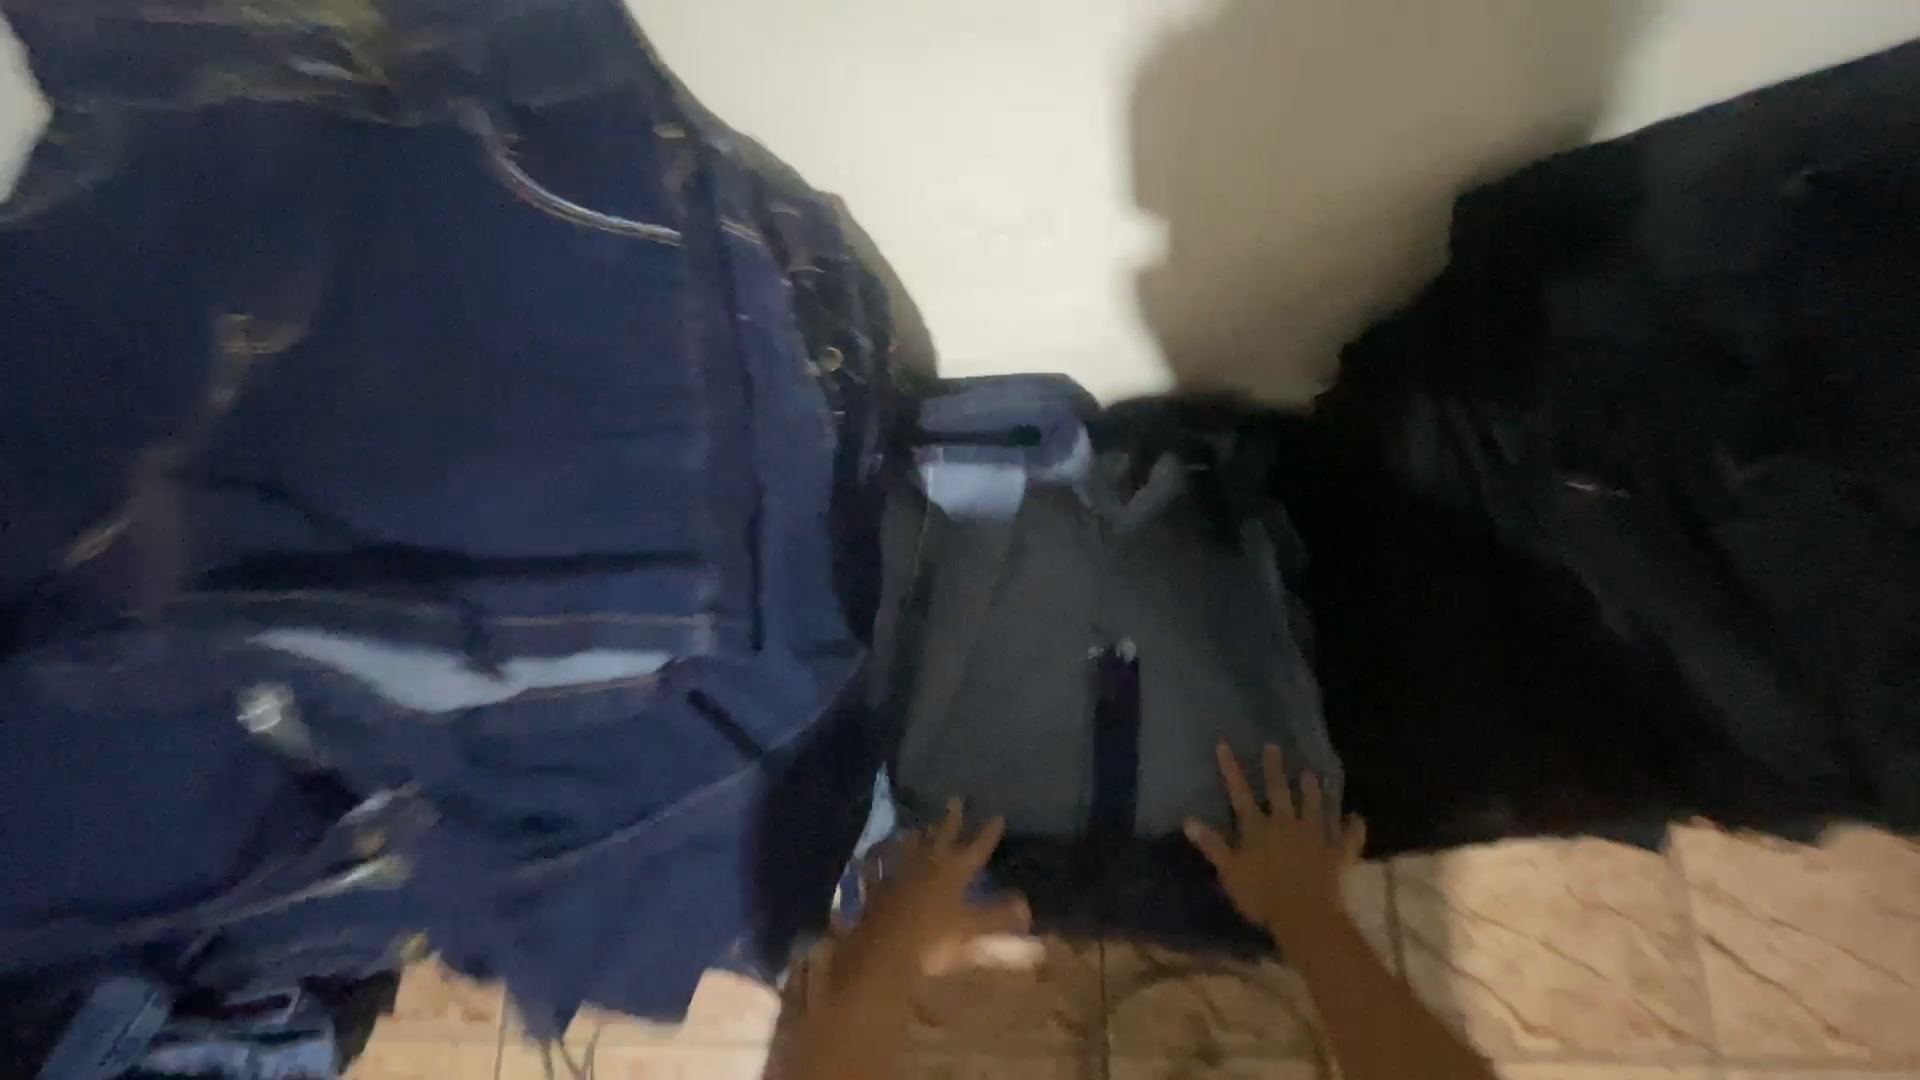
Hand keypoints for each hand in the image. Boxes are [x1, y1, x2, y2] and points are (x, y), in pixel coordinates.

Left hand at [850, 799, 1030, 977]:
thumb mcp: (973, 932)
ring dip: (915, 836)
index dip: (988, 833)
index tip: (998, 815)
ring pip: (909, 847)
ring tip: (916, 826)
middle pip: (942, 836)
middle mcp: (927, 865)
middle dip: (951, 818)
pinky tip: (875, 851)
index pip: (977, 848)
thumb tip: (1025, 904)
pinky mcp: (877, 887)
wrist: (883, 951)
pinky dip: (876, 857)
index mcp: (954, 873)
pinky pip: (875, 867)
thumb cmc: (934, 942)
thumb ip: (999, 918)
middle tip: (955, 798)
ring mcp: (899, 873)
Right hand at [1184, 742, 1365, 941]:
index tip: (1224, 744)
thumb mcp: (1229, 871)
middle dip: (1274, 769)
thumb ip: (1212, 845)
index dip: (1231, 768)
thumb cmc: (1261, 895)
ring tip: (1312, 772)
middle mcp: (1286, 824)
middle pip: (1279, 792)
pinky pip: (1347, 837)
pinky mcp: (1337, 854)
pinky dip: (1353, 827)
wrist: (1305, 916)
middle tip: (1275, 747)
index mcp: (1258, 828)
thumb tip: (1188, 819)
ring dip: (1313, 789)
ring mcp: (1315, 837)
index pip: (1240, 793)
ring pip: (1314, 806)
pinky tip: (1357, 817)